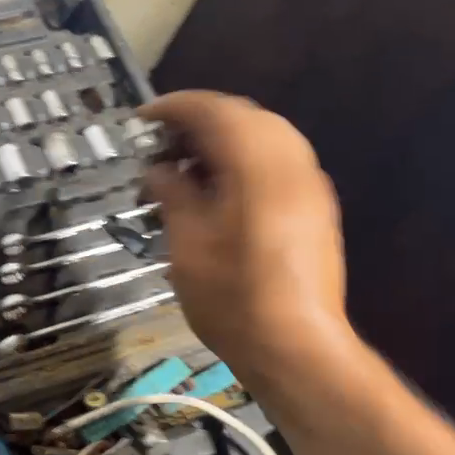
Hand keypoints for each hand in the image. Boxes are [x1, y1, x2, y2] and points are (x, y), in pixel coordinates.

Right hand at [140, 91, 352, 379]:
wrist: (294, 345)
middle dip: (197, 126)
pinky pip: (274, 165)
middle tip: (157, 153)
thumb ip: (173, 194)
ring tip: (180, 177)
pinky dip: (240, 165)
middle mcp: (292, 160)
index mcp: (259, 163)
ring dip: (219, 146)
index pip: (214, 111)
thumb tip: (159, 170)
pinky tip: (214, 197)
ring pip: (262, 139)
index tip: (140, 121)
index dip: (173, 109)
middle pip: (243, 118)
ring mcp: (309, 184)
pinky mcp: (314, 208)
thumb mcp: (187, 244)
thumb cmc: (231, 298)